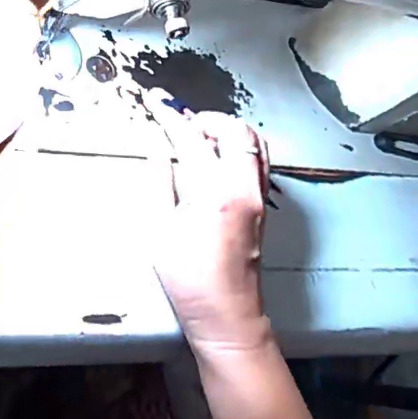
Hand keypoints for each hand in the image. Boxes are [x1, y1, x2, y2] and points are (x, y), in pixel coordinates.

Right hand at [148, 103, 273, 353]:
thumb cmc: (189, 279)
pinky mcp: (263, 205)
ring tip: (198, 134)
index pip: (190, 137)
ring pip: (252, 140)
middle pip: (232, 129)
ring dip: (225, 128)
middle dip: (203, 117)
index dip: (168, 114)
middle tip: (178, 120)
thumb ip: (158, 178)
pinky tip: (218, 155)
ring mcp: (259, 195)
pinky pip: (258, 159)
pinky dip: (238, 145)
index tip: (154, 101)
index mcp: (214, 191)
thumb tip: (156, 144)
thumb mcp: (158, 228)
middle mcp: (244, 187)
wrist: (228, 317)